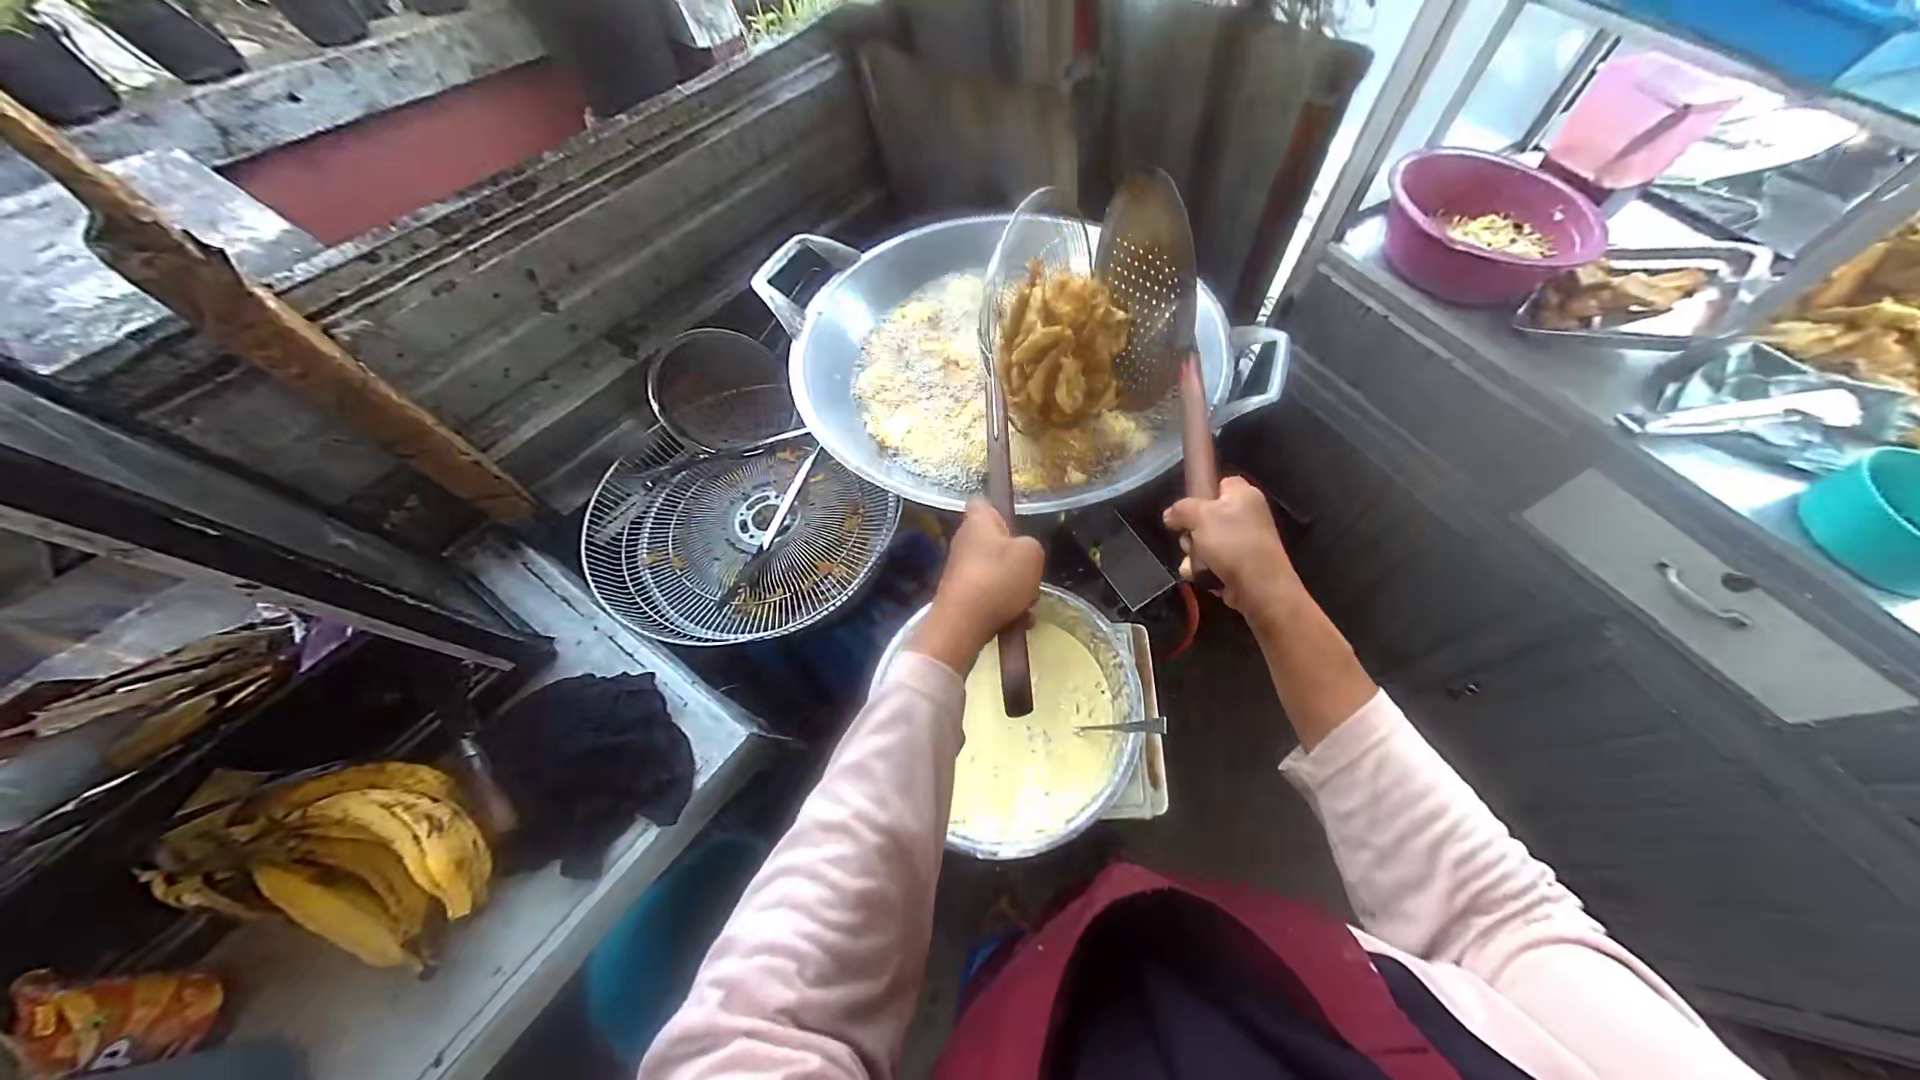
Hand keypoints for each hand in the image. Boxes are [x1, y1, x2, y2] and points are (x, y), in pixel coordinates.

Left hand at [909, 499, 1043, 673]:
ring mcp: (961, 573)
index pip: (983, 503)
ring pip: (998, 575)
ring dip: (1017, 590)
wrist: (963, 625)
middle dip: (1018, 560)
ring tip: (1027, 605)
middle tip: (1030, 572)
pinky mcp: (961, 598)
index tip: (1015, 524)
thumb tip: (1021, 552)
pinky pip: (992, 598)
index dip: (999, 509)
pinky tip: (1020, 622)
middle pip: (997, 544)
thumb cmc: (998, 579)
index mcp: (977, 523)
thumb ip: (1031, 546)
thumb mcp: (1032, 554)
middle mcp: (964, 543)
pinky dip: (1007, 609)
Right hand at [1163, 476, 1302, 618]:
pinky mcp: (1237, 564)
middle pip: (1205, 515)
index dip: (1203, 491)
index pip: (1221, 483)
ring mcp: (1242, 542)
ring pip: (1202, 541)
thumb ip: (1180, 509)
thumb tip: (1170, 516)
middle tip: (1190, 536)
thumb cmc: (1231, 542)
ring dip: (1193, 552)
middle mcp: (1246, 516)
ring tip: (1196, 561)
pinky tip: (1199, 574)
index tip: (1189, 504)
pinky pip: (1209, 561)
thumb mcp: (1199, 516)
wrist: (1258, 586)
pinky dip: (1201, 568)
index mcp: (1244, 496)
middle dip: (1191, 529)